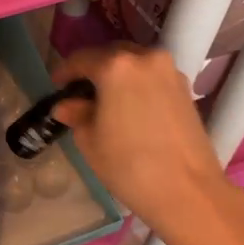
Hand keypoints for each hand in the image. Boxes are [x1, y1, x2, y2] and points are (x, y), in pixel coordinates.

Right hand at [51, 45, 243, 244]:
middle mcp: (146, 58)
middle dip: (93, 70)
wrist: (187, 189)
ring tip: (105, 101)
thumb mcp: (90, 141)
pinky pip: (152, 77)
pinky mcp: (186, 88)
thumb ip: (76, 115)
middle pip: (112, 55)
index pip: (82, 59)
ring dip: (117, 77)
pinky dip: (137, 85)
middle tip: (79, 92)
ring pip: (135, 64)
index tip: (56, 85)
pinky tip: (129, 108)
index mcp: (116, 66)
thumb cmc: (128, 165)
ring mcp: (170, 71)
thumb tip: (67, 106)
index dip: (65, 71)